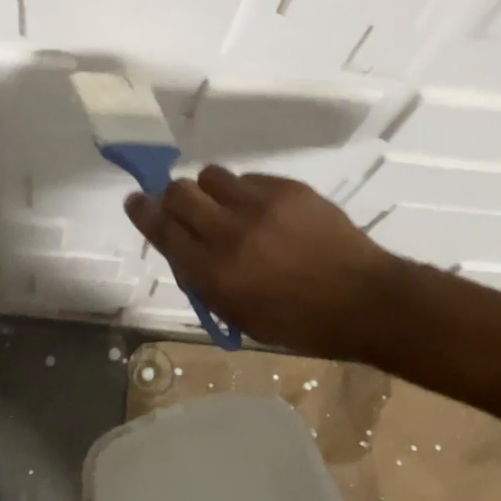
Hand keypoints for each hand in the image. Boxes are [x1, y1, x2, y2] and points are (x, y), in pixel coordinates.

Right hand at [125, 164, 401, 359]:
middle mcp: (231, 233)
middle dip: (174, 198)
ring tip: (230, 209)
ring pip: (212, 176)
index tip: (134, 200)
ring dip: (211, 192)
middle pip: (179, 193)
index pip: (164, 231)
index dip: (143, 212)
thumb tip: (183, 247)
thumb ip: (205, 280)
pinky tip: (266, 214)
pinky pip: (249, 179)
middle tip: (184, 208)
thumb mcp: (241, 316)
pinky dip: (247, 194)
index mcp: (217, 274)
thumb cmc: (301, 323)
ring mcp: (261, 205)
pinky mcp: (287, 188)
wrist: (366, 300)